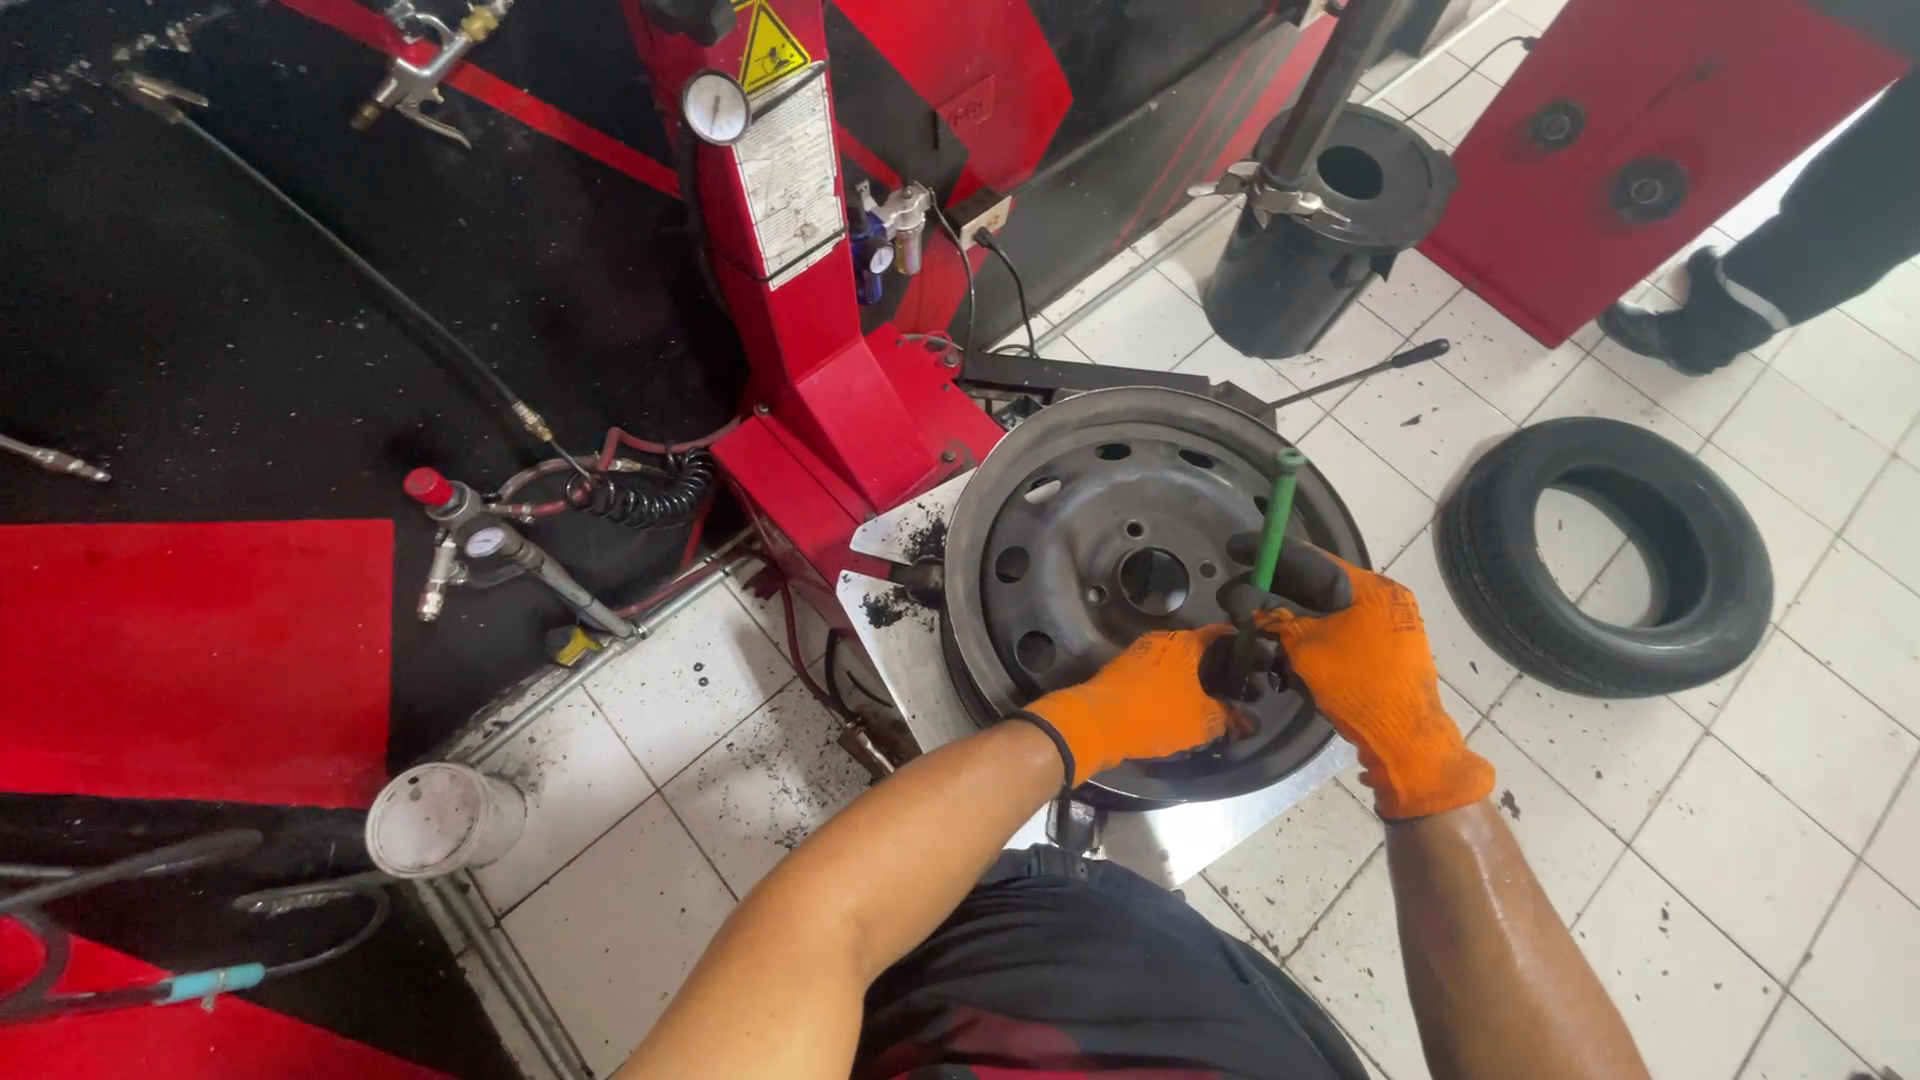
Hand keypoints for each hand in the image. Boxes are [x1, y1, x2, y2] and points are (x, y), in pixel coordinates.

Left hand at [1015, 626, 1243, 787]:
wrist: (1096, 722)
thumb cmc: (1155, 713)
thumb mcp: (1202, 721)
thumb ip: (1227, 718)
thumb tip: (1245, 721)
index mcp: (1183, 642)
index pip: (1219, 634)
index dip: (1239, 646)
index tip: (1252, 661)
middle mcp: (1159, 640)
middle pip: (1195, 650)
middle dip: (1213, 669)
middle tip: (1230, 690)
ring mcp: (1137, 654)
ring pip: (1173, 665)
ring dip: (1188, 681)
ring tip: (1205, 704)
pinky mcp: (1121, 672)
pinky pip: (1154, 677)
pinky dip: (1167, 689)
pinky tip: (1175, 710)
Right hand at [1224, 542, 1492, 818]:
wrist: (1405, 740)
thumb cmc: (1357, 684)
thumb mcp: (1305, 645)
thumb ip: (1273, 615)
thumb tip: (1239, 597)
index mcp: (1369, 588)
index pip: (1309, 557)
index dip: (1268, 552)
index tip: (1235, 549)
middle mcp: (1380, 600)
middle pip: (1313, 585)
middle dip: (1272, 592)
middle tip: (1237, 600)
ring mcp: (1382, 627)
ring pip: (1320, 612)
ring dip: (1286, 621)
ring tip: (1255, 632)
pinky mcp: (1378, 651)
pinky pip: (1332, 634)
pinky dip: (1305, 640)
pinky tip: (1283, 658)